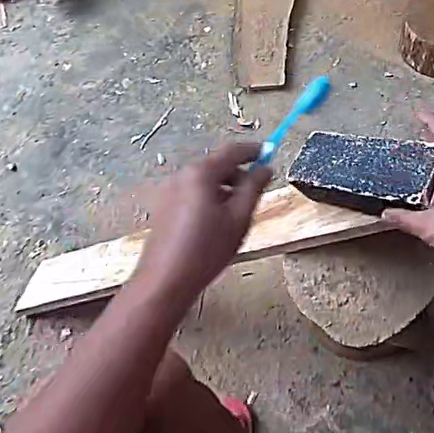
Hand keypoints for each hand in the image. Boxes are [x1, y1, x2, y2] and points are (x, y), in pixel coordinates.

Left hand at [129, 143, 272, 304]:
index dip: (254, 150)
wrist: (165, 282)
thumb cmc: (204, 251)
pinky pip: (193, 193)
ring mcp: (169, 192)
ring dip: (225, 188)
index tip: (269, 152)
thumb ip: (254, 188)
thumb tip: (265, 169)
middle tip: (257, 190)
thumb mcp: (240, 217)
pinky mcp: (164, 207)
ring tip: (238, 213)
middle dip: (239, 174)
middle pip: (217, 165)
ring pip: (205, 181)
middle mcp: (182, 177)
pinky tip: (217, 222)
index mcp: (201, 175)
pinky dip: (209, 198)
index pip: (232, 151)